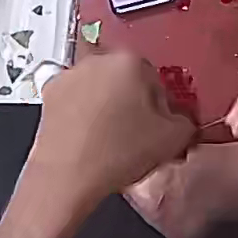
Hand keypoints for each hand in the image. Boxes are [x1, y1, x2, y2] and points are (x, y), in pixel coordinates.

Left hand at [24, 52, 194, 204]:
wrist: (67, 177)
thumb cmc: (115, 154)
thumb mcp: (172, 140)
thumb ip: (186, 123)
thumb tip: (182, 122)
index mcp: (131, 62)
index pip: (156, 80)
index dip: (160, 106)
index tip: (158, 125)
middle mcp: (99, 61)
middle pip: (127, 78)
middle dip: (134, 101)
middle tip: (137, 130)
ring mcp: (71, 75)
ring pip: (101, 85)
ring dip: (109, 103)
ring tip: (112, 136)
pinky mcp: (50, 93)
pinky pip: (77, 97)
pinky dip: (84, 111)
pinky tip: (91, 136)